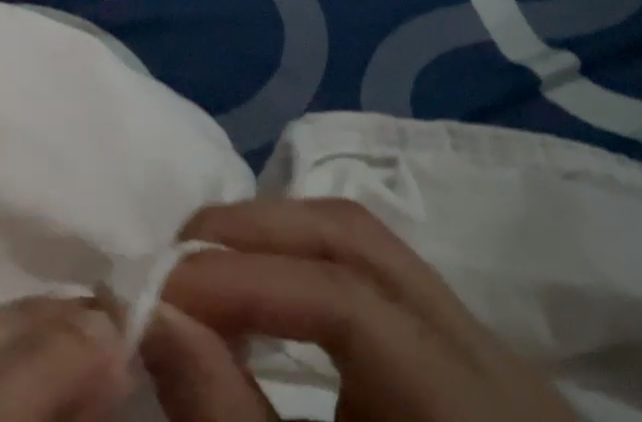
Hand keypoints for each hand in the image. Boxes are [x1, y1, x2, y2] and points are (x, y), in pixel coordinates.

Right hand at [140, 199, 578, 421]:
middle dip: (245, 236)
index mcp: (472, 409)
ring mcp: (476, 344)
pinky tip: (251, 303)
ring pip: (358, 241)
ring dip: (263, 244)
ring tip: (199, 282)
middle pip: (353, 238)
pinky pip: (364, 269)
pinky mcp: (451, 349)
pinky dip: (292, 265)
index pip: (347, 298)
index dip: (240, 281)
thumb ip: (221, 410)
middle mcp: (491, 356)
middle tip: (168, 269)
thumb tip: (149, 311)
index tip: (154, 295)